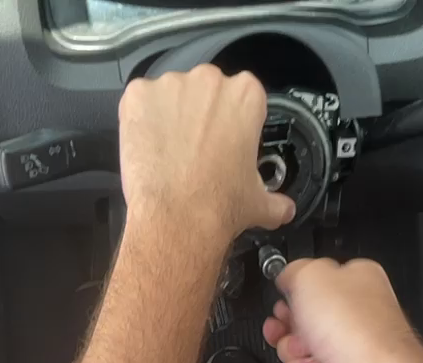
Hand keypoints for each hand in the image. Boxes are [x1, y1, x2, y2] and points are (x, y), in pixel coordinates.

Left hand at [118, 66, 295, 242]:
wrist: (177, 221)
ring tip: (170, 157)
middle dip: (200, 117)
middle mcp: (210, 81)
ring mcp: (171, 85)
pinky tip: (148, 151)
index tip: (226, 142)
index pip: (243, 97)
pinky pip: (138, 103)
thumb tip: (284, 209)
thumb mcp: (258, 204)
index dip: (233, 122)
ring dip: (170, 119)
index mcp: (246, 96)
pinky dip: (140, 123)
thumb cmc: (218, 207)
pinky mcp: (138, 97)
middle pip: (205, 91)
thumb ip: (276, 201)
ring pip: (170, 96)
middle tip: (197, 153)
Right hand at [262, 258, 422, 362]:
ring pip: (299, 347)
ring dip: (293, 351)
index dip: (292, 291)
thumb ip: (294, 270)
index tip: (282, 299)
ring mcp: (347, 346)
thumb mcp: (312, 277)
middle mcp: (354, 313)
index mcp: (354, 280)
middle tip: (288, 327)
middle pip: (302, 317)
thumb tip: (286, 277)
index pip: (314, 280)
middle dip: (287, 325)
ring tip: (306, 351)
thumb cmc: (355, 330)